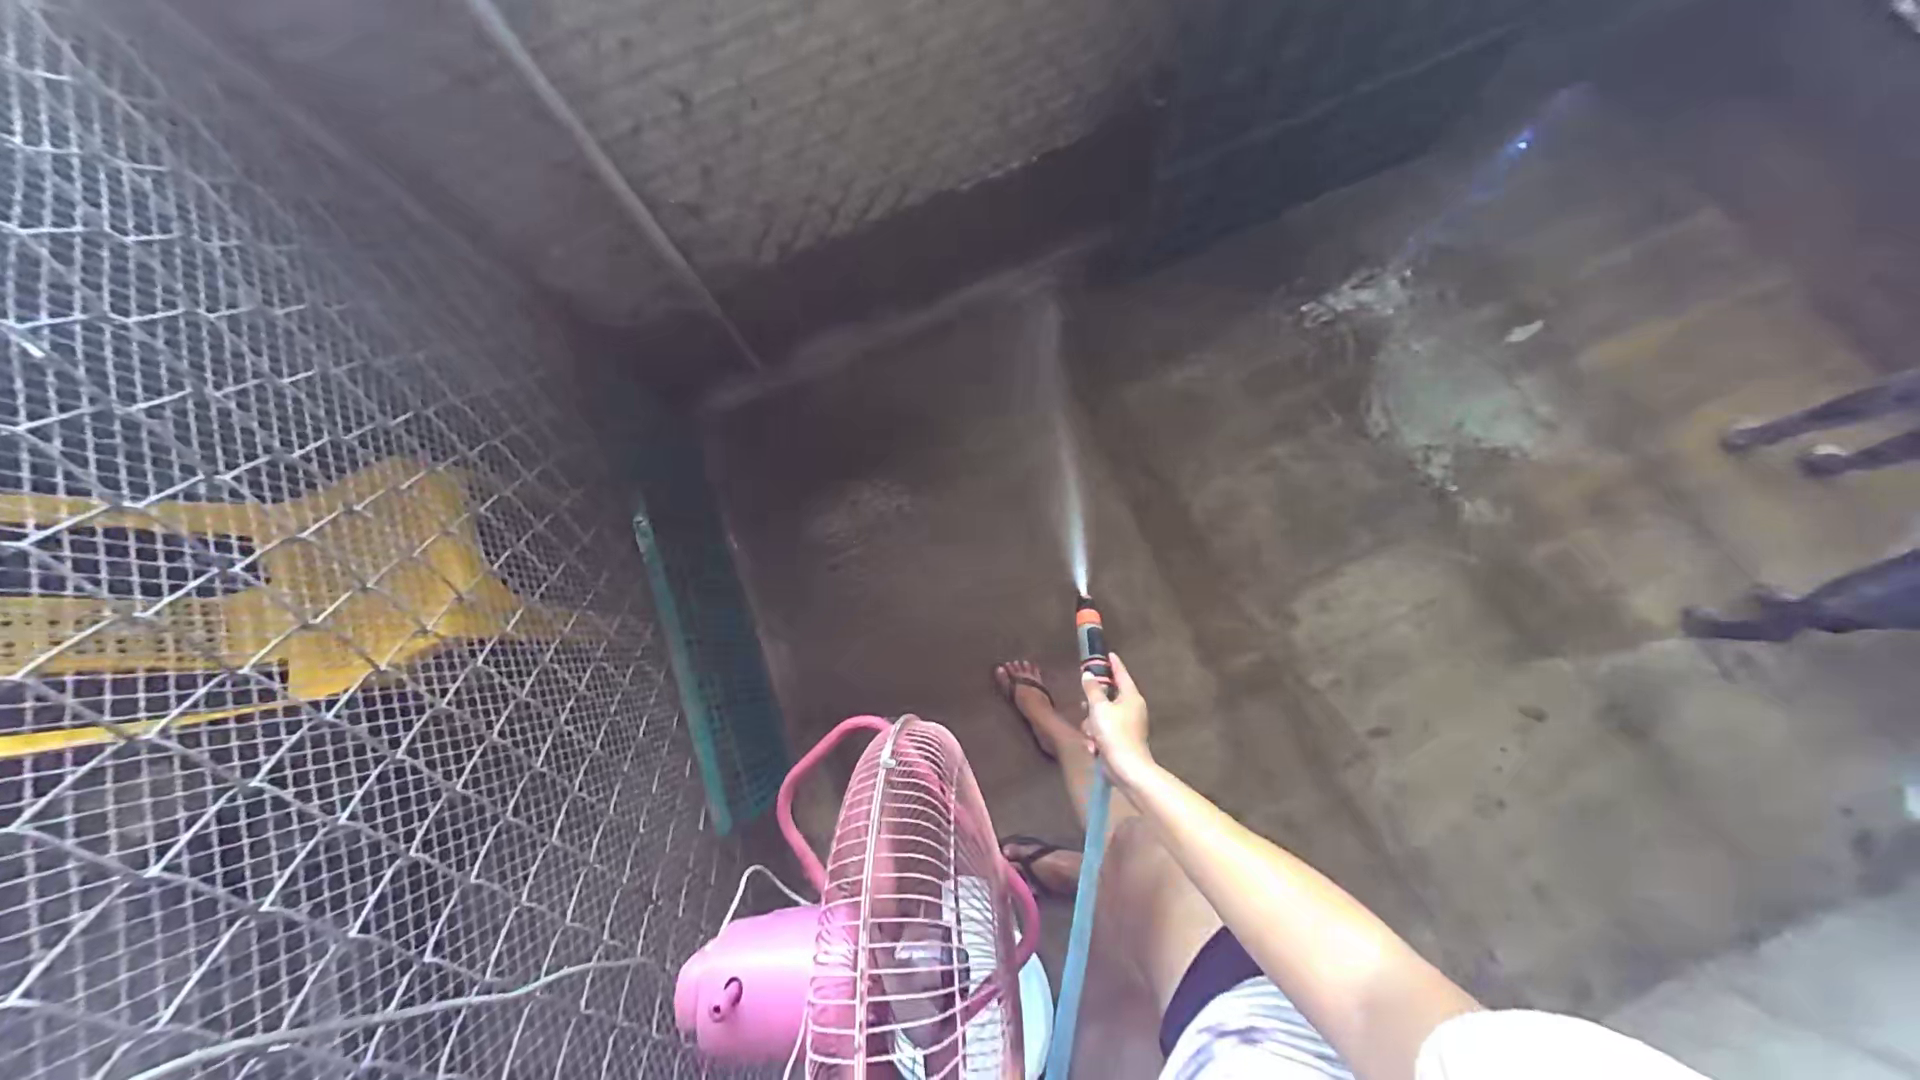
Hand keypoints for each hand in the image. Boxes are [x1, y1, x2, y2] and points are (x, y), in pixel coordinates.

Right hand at [1081, 652, 1152, 781]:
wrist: (1127, 768)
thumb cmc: (1114, 733)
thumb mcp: (1099, 708)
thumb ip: (1092, 689)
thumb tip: (1088, 675)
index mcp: (1131, 697)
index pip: (1122, 674)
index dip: (1113, 664)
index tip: (1108, 654)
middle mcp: (1133, 708)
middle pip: (1110, 696)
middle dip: (1094, 702)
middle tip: (1084, 701)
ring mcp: (1129, 725)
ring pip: (1104, 715)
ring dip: (1092, 724)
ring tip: (1089, 734)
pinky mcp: (1123, 740)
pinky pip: (1105, 731)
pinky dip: (1097, 736)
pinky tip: (1093, 746)